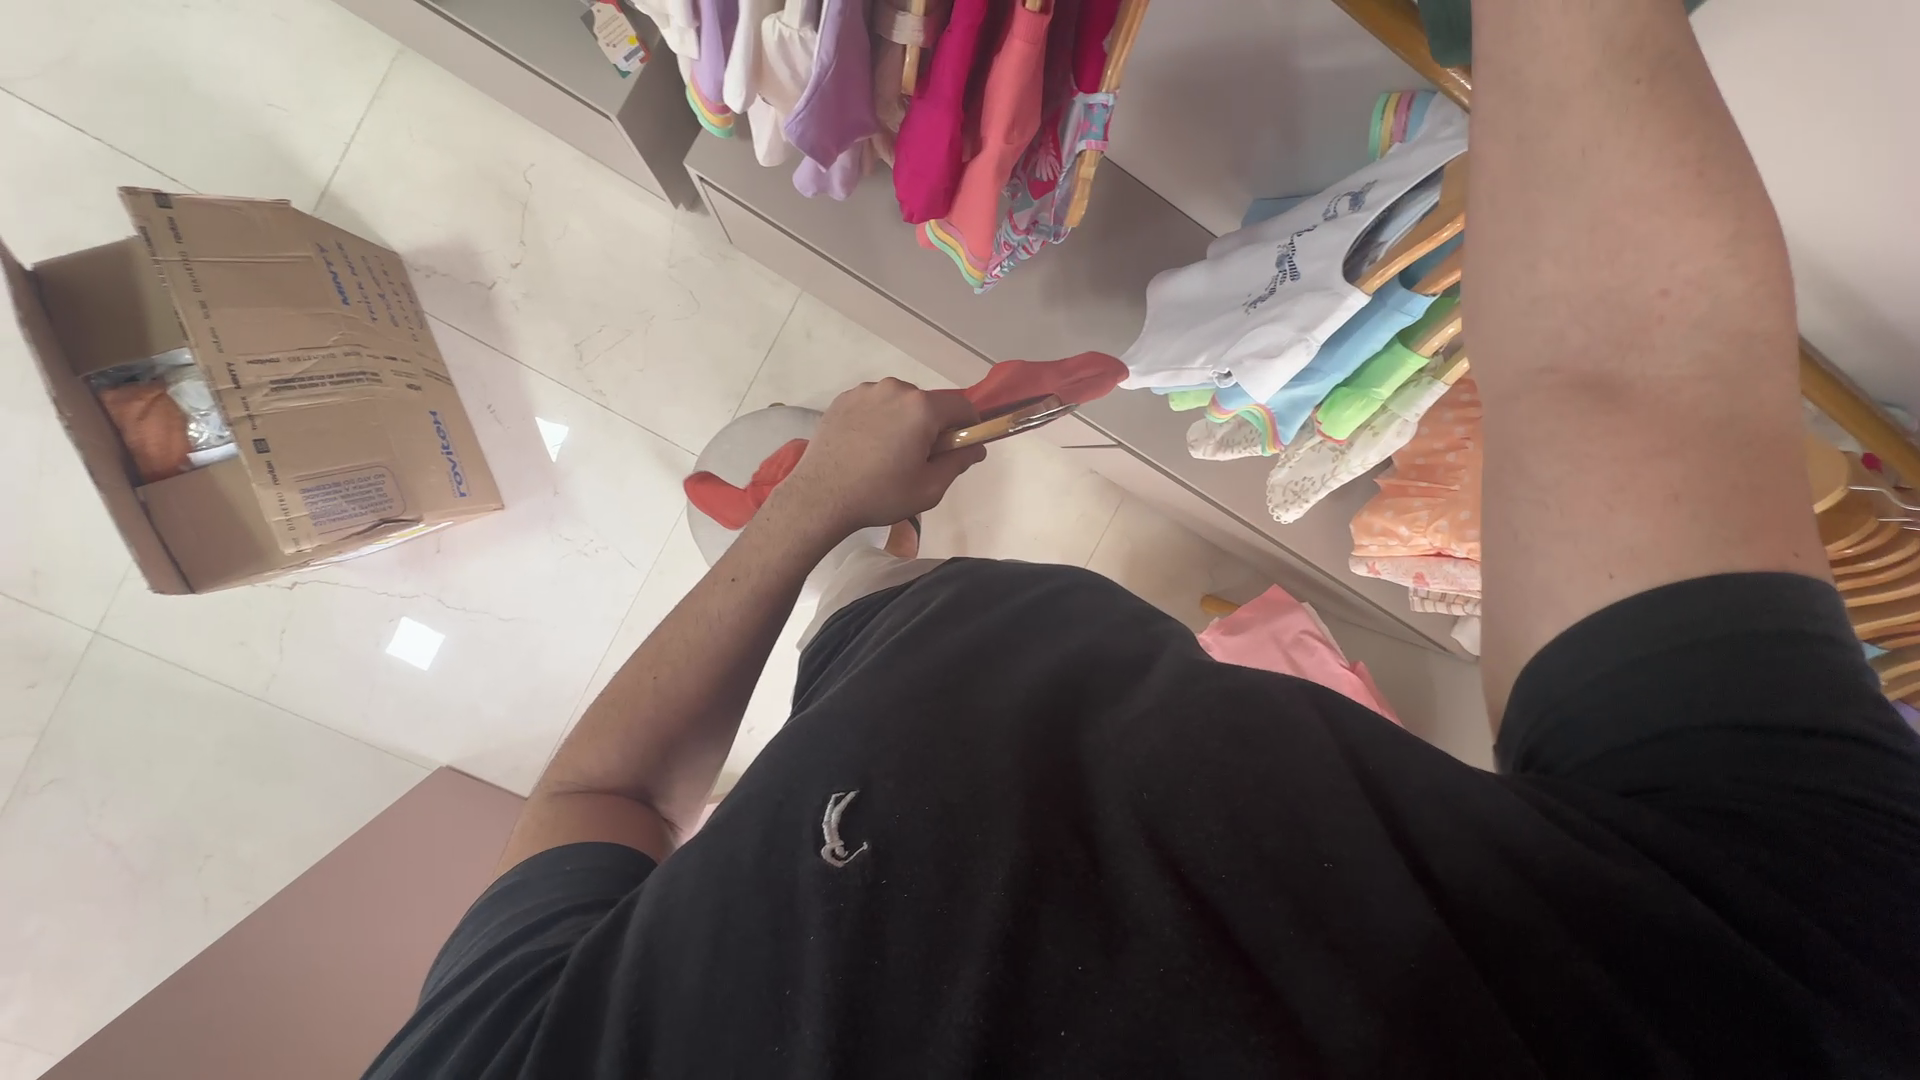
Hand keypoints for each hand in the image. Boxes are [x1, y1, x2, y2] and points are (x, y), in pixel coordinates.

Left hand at [770, 379, 986, 539]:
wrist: (820, 497)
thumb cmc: (880, 495)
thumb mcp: (929, 487)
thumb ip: (958, 462)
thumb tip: (976, 447)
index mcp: (921, 408)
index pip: (962, 406)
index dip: (968, 425)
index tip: (960, 447)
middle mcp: (896, 389)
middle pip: (929, 403)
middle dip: (932, 426)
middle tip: (920, 459)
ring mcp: (866, 391)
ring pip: (900, 403)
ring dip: (904, 422)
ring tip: (888, 455)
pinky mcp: (843, 399)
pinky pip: (875, 404)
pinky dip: (879, 420)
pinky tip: (867, 448)